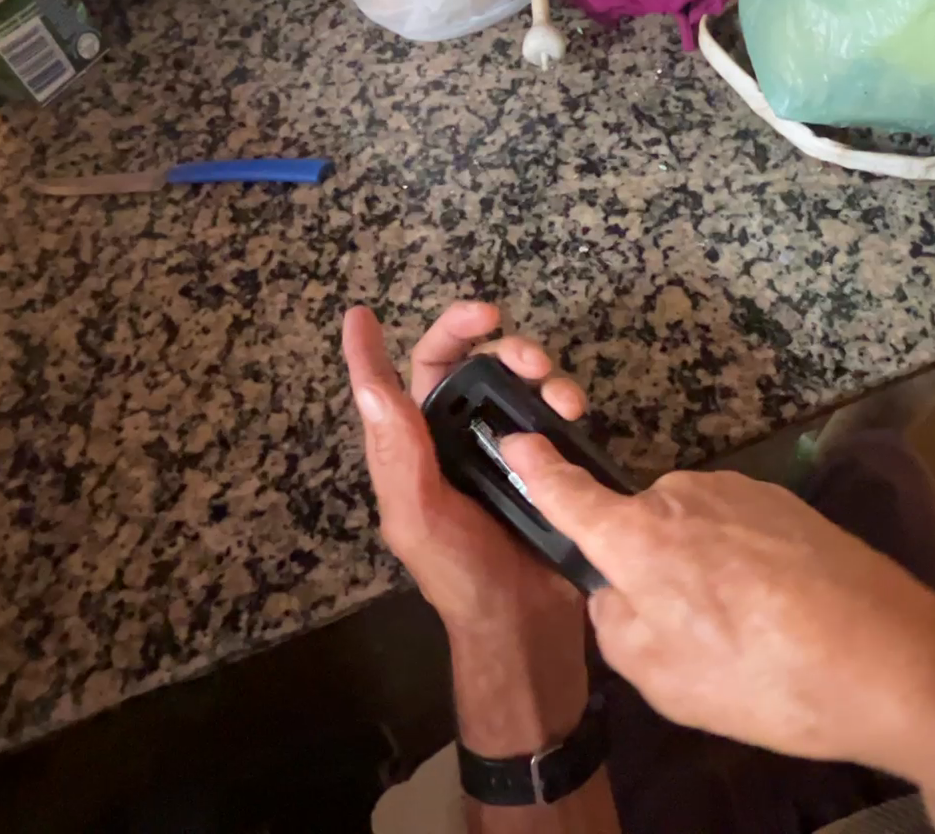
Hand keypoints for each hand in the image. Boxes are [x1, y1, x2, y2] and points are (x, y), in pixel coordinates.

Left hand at [340, 302, 590, 634]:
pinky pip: (548, 408)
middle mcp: (453, 436)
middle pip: (461, 363)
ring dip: (531, 362)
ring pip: (510, 377)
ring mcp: (501, 442)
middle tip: (504, 326)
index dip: (370, 351)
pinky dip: (561, 395)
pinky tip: (573, 408)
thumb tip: (370, 386)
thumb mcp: (417, 516)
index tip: (360, 315)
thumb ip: (398, 453)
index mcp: (412, 448)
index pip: (387, 387)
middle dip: (483, 337)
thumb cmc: (462, 574)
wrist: (528, 620)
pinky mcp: (542, 453)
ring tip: (553, 381)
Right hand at [498, 435, 934, 787]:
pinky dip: (737, 560)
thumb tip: (614, 590)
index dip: (535, 468)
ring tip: (748, 626)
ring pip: (687, 529)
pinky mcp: (778, 498)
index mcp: (641, 539)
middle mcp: (680, 496)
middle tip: (693, 630)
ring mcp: (734, 490)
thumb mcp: (665, 679)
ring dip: (698, 567)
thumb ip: (617, 624)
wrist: (897, 659)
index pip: (569, 494)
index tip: (513, 438)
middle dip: (647, 569)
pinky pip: (730, 525)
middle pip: (636, 527)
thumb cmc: (767, 678)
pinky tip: (778, 605)